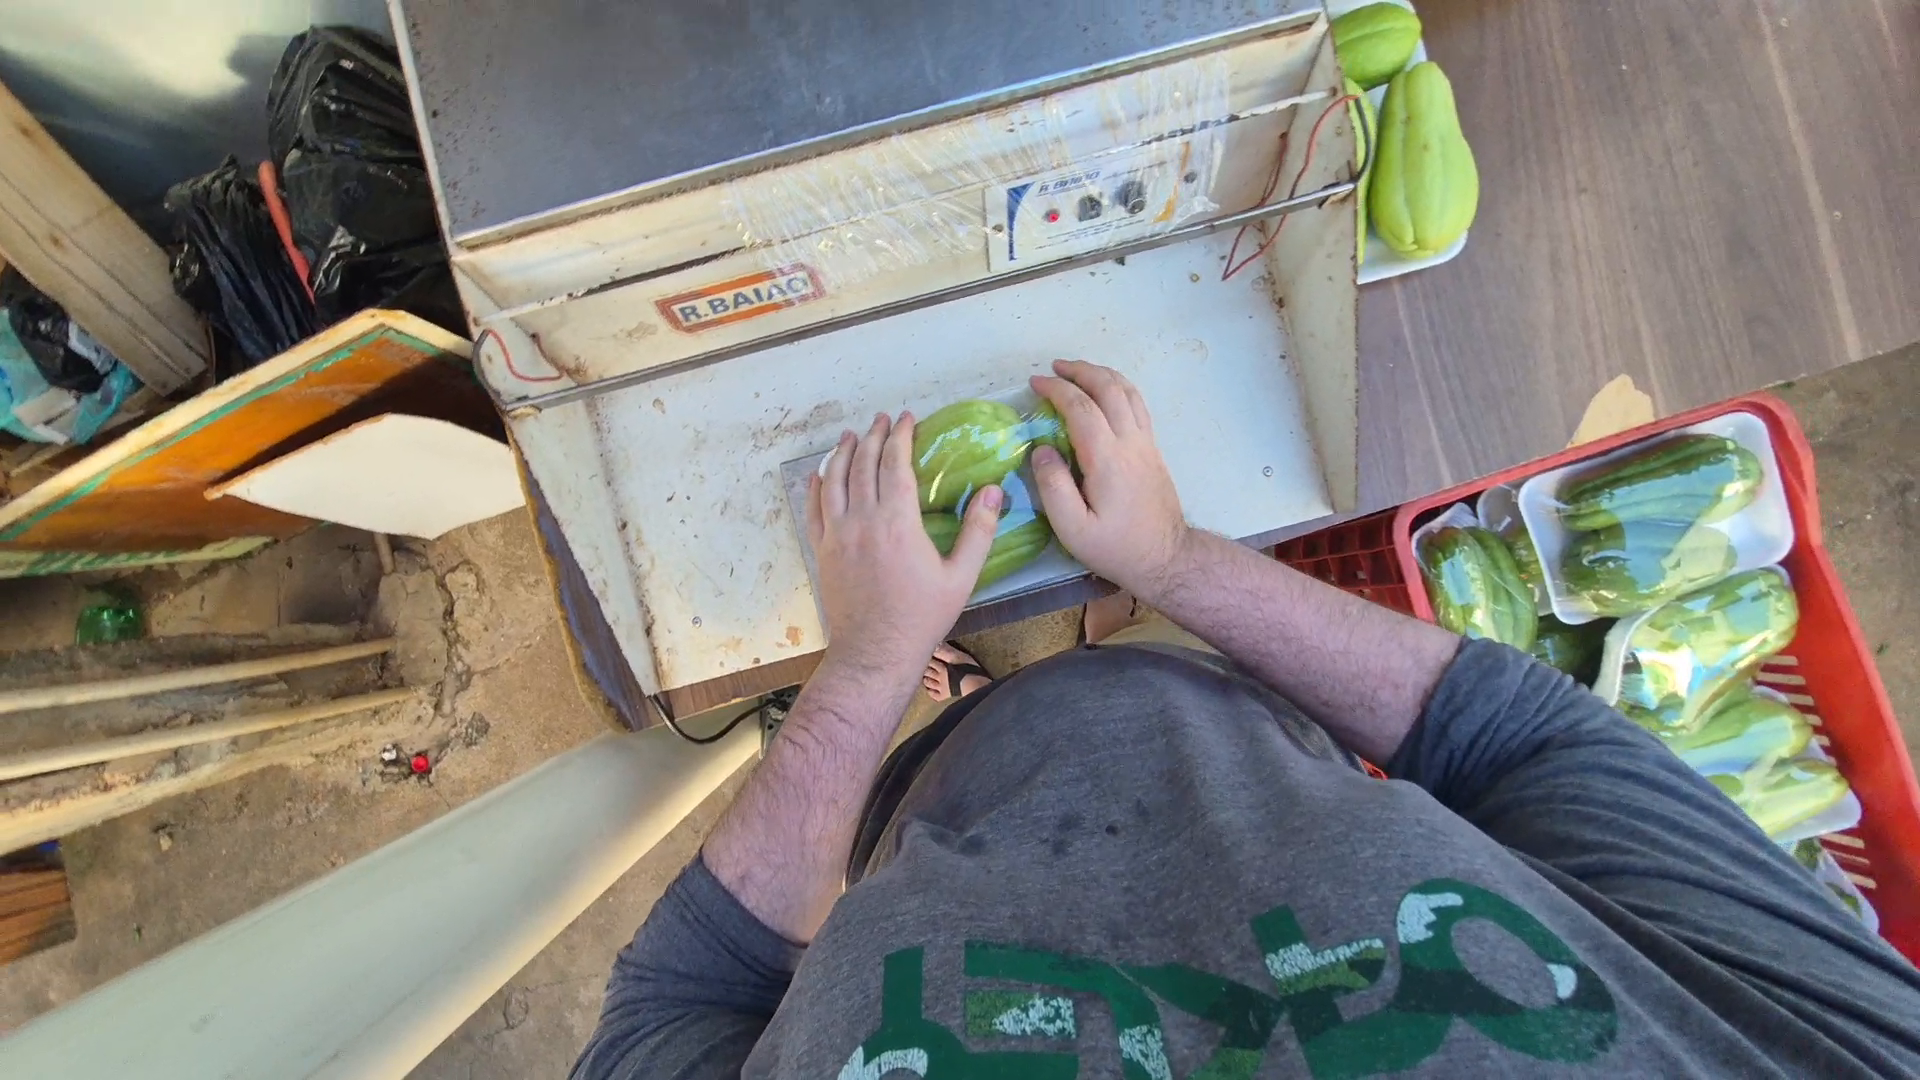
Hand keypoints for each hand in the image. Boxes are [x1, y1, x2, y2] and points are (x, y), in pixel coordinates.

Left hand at [808, 412, 1002, 685]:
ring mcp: (836, 535)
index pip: (896, 464)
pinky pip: (814, 509)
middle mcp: (862, 520)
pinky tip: (820, 474)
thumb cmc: (921, 617)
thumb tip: (993, 493)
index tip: (907, 418)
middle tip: (882, 419)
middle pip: (863, 465)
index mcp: (897, 522)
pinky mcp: (822, 551)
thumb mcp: (961, 577)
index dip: (901, 436)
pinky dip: (817, 486)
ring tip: (852, 435)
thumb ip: (978, 532)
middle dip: (873, 437)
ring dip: (843, 453)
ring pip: (834, 480)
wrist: (874, 653)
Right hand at [1029, 360, 1192, 599]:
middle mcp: (1130, 442)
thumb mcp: (1072, 528)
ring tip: (1077, 372)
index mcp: (1107, 458)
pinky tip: (1106, 392)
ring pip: (1128, 392)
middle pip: (1108, 388)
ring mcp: (1146, 443)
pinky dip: (1119, 388)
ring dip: (1102, 374)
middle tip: (1054, 368)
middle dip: (1080, 371)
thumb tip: (1041, 449)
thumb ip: (1053, 486)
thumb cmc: (1115, 547)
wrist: (1165, 558)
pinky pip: (1137, 405)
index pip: (1080, 407)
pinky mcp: (1153, 450)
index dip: (1056, 390)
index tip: (1034, 383)